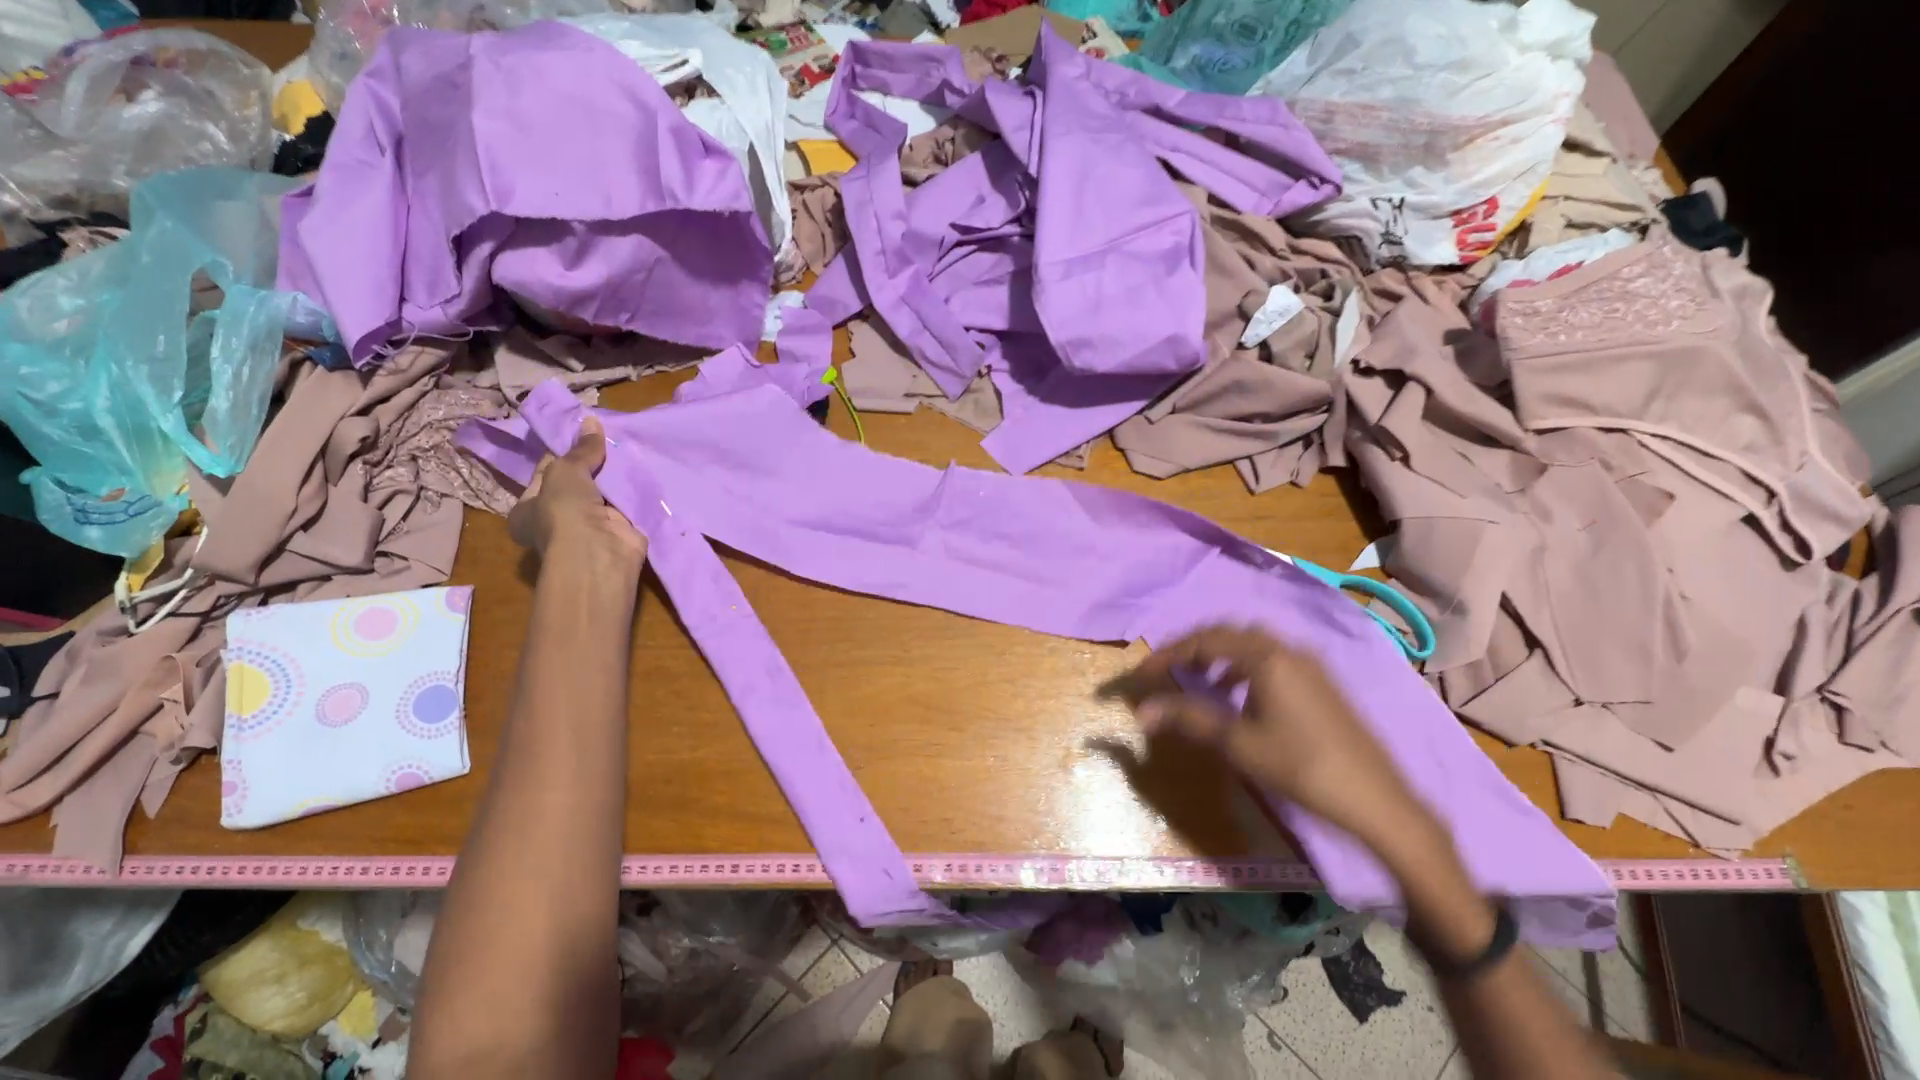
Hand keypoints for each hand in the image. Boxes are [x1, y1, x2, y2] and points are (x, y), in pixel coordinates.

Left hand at [507, 417, 646, 569]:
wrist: (598, 553)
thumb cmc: (565, 512)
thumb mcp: (565, 471)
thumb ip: (580, 449)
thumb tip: (591, 422)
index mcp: (528, 509)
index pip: (545, 472)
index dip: (562, 451)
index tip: (582, 431)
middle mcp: (555, 521)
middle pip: (576, 483)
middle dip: (593, 463)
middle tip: (609, 437)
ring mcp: (589, 529)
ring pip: (603, 493)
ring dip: (614, 476)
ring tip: (628, 447)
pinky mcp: (619, 532)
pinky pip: (625, 505)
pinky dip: (633, 491)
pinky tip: (643, 468)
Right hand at [1103, 625, 1436, 849]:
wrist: (1376, 799)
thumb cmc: (1302, 768)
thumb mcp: (1239, 744)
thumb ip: (1190, 720)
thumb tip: (1143, 711)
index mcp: (1266, 657)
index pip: (1204, 641)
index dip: (1167, 655)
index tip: (1141, 675)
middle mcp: (1288, 649)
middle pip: (1229, 633)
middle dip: (1193, 648)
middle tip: (1166, 670)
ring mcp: (1310, 664)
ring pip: (1253, 645)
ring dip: (1221, 656)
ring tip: (1199, 684)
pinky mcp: (1322, 683)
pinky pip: (1272, 660)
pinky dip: (1245, 668)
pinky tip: (1240, 699)